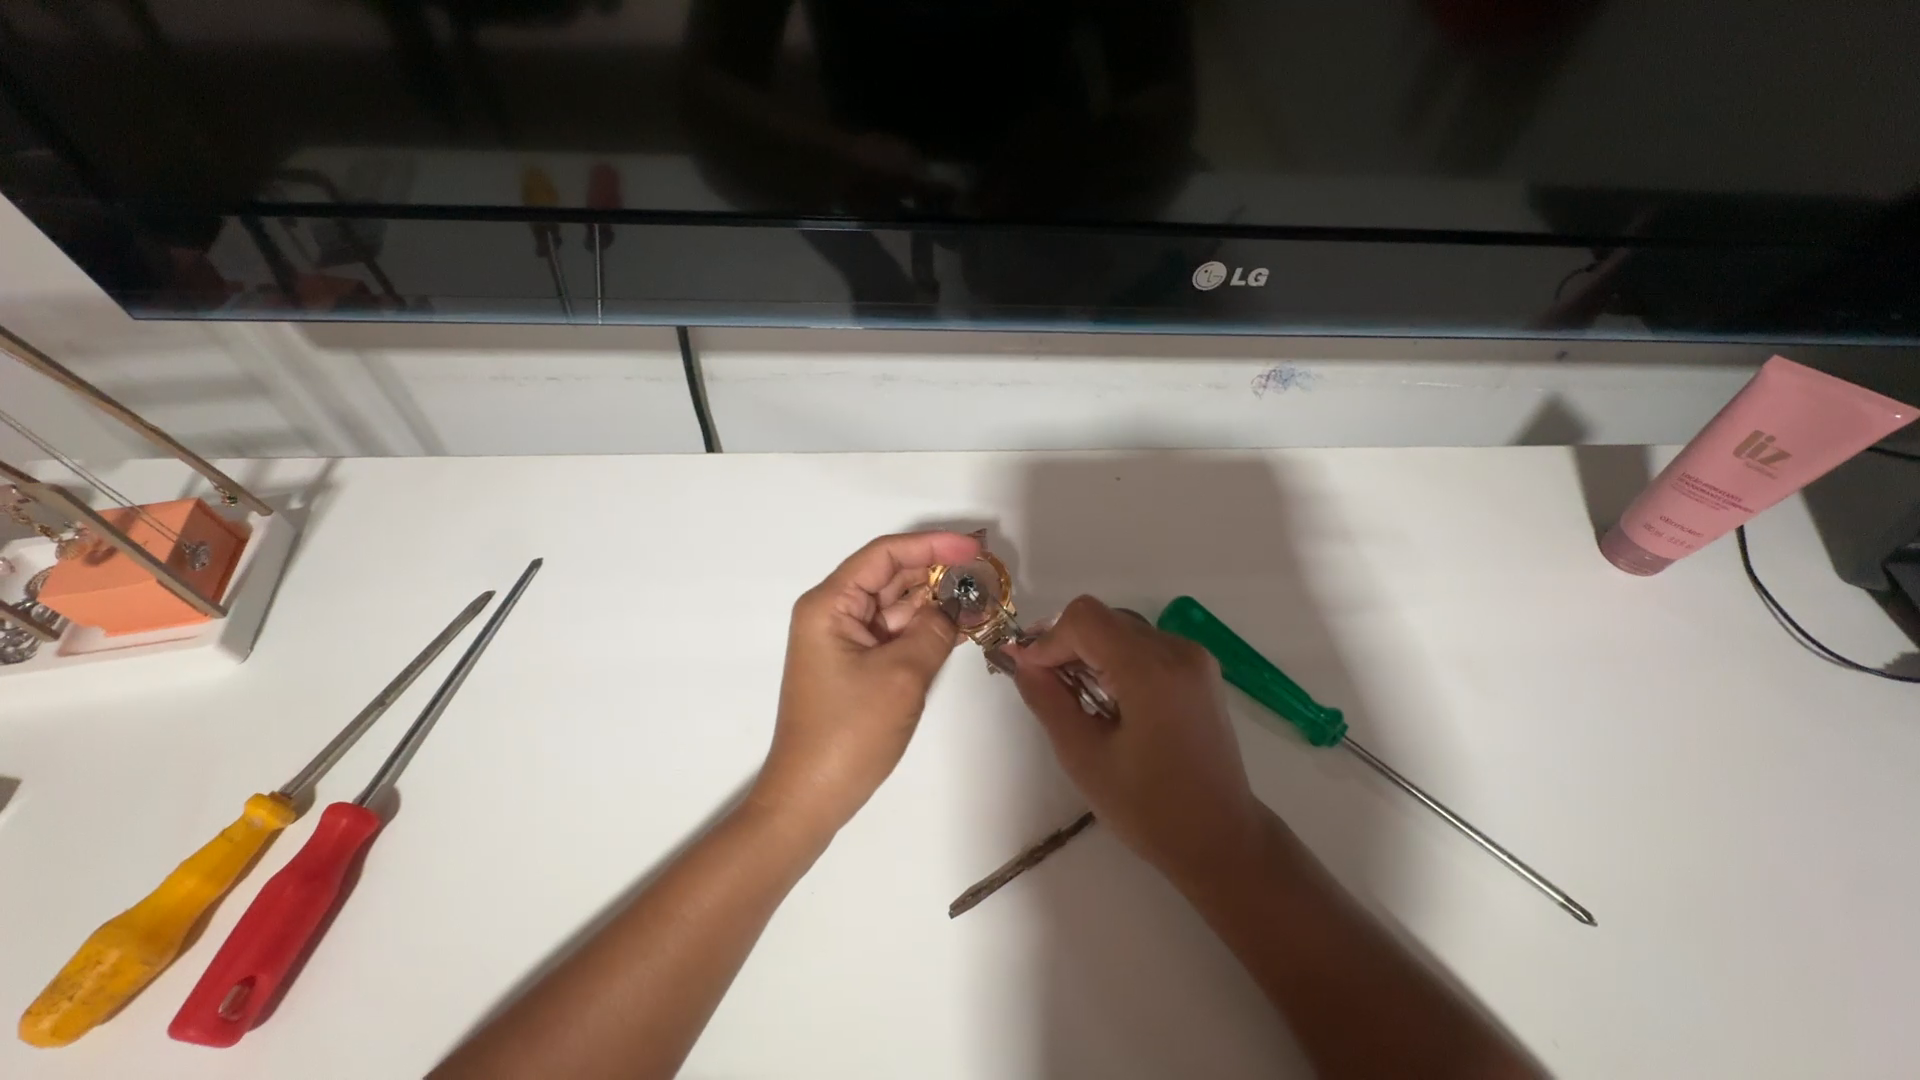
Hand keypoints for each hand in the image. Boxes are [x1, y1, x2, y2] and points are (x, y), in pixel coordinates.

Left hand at [753, 531, 981, 834]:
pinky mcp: (855, 665)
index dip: (932, 546)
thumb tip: (954, 607)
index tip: (974, 548)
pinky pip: (895, 633)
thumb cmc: (849, 732)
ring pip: (896, 605)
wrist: (812, 796)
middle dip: (937, 571)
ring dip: (935, 600)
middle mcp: (833, 614)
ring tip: (981, 595)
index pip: (884, 555)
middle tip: (986, 570)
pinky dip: (925, 628)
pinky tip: (959, 624)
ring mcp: (844, 641)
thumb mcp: (901, 675)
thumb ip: (934, 631)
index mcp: (830, 605)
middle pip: (890, 576)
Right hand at [1005, 596, 1266, 887]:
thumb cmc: (1149, 808)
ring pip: (1123, 629)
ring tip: (1078, 699)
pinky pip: (1145, 646)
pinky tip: (1110, 701)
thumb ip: (1048, 700)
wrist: (1220, 838)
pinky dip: (1117, 660)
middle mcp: (1178, 651)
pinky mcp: (1200, 671)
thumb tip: (1021, 661)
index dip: (1048, 640)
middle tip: (1046, 686)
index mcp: (1152, 671)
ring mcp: (1194, 658)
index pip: (1085, 619)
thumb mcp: (1083, 757)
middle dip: (1067, 645)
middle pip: (1104, 619)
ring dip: (1091, 653)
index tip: (1028, 674)